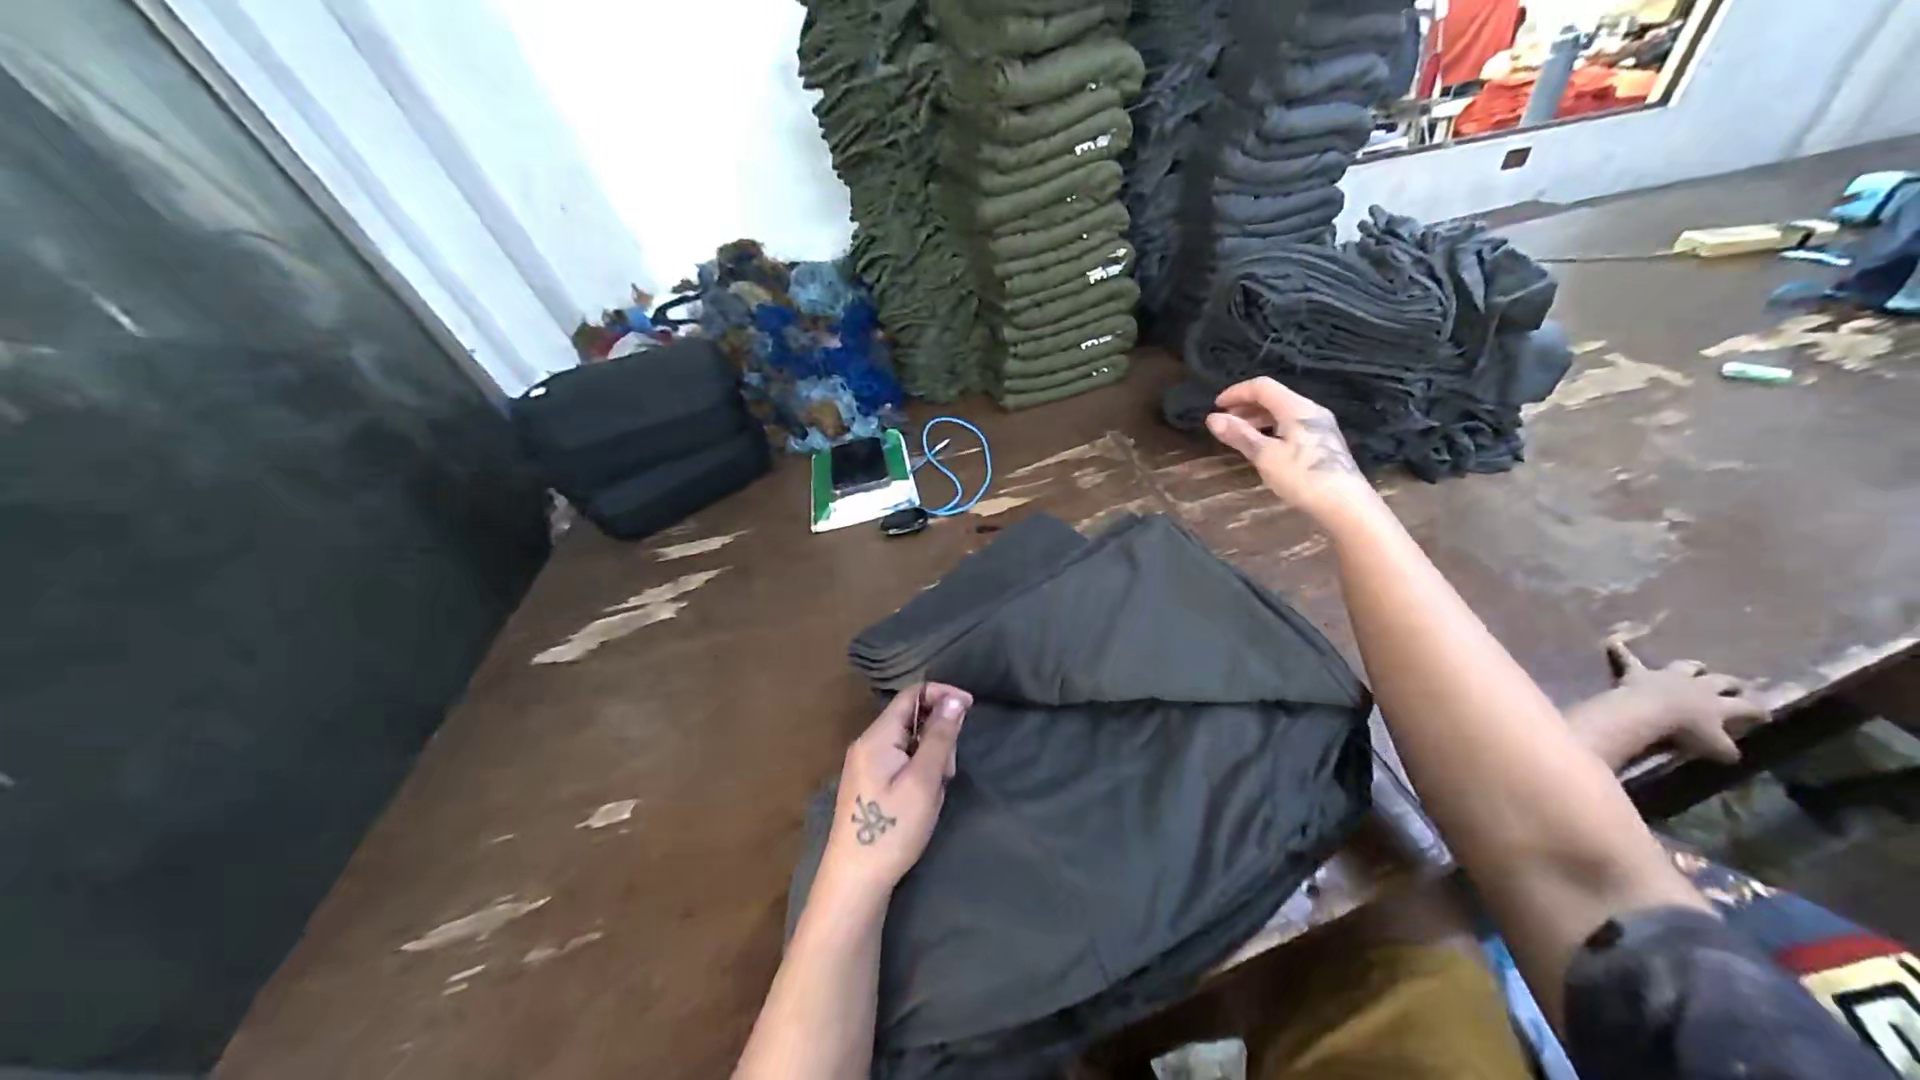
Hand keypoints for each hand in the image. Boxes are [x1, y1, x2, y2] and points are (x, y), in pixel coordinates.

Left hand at [816, 683, 971, 902]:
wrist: (856, 881)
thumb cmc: (892, 828)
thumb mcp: (924, 781)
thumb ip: (940, 737)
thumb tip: (954, 698)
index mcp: (876, 737)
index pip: (911, 695)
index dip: (942, 694)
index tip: (970, 707)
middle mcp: (867, 744)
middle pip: (912, 719)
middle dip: (938, 737)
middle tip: (947, 773)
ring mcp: (866, 764)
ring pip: (910, 743)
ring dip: (931, 760)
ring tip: (934, 793)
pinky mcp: (870, 783)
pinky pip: (902, 762)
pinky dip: (920, 773)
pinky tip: (923, 799)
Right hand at [1204, 377, 1379, 525]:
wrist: (1345, 504)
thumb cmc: (1303, 477)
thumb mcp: (1265, 456)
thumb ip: (1240, 435)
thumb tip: (1212, 418)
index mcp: (1297, 408)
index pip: (1262, 387)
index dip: (1236, 392)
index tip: (1215, 407)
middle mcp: (1310, 411)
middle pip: (1273, 397)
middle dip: (1245, 405)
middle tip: (1224, 422)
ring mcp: (1319, 426)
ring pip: (1282, 412)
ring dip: (1257, 418)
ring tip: (1239, 434)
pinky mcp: (1322, 442)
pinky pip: (1291, 425)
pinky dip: (1271, 428)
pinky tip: (1263, 445)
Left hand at [1570, 640, 1769, 764]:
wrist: (1646, 711)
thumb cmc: (1684, 731)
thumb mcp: (1713, 747)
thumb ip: (1726, 750)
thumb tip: (1732, 755)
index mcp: (1720, 704)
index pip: (1748, 707)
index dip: (1758, 711)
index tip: (1765, 715)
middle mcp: (1697, 685)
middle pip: (1721, 681)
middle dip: (1731, 683)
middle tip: (1738, 685)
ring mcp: (1667, 676)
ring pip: (1685, 666)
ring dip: (1693, 667)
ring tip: (1698, 667)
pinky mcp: (1637, 673)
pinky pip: (1626, 658)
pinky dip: (1619, 651)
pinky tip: (1611, 642)